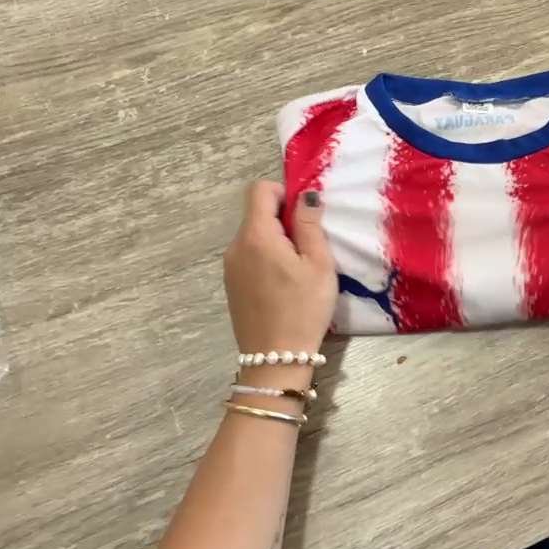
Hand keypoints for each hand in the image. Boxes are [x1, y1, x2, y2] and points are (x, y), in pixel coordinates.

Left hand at [224, 182, 337, 382]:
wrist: (275, 358)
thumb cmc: (304, 308)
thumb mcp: (318, 263)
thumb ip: (309, 224)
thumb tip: (305, 195)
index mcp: (256, 236)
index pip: (259, 189)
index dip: (283, 191)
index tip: (304, 214)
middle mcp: (235, 246)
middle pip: (256, 212)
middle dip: (283, 218)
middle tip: (310, 245)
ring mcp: (230, 267)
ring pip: (254, 234)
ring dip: (277, 238)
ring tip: (299, 267)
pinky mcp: (231, 284)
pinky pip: (249, 254)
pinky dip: (267, 256)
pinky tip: (285, 282)